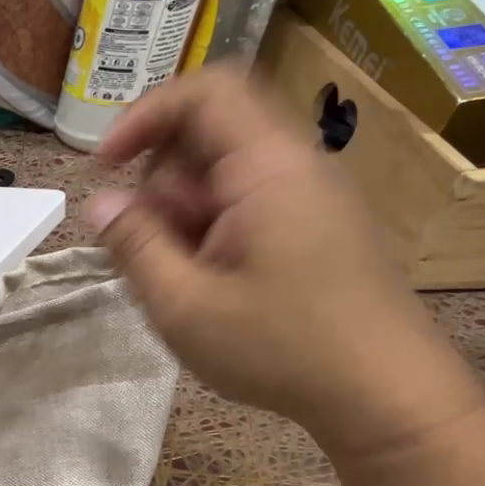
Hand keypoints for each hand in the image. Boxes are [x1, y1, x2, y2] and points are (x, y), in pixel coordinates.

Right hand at [84, 68, 484, 466]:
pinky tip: (202, 280)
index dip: (143, 115)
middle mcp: (295, 166)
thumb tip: (99, 203)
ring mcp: (309, 195)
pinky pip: (244, 200)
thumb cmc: (279, 348)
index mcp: (268, 169)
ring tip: (174, 276)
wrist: (385, 394)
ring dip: (178, 211)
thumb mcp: (182, 303)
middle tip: (145, 246)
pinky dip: (206, 227)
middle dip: (157, 180)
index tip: (103, 167)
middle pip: (207, 133)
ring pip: (221, 171)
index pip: (205, 92)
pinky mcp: (314, 223)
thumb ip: (134, 245)